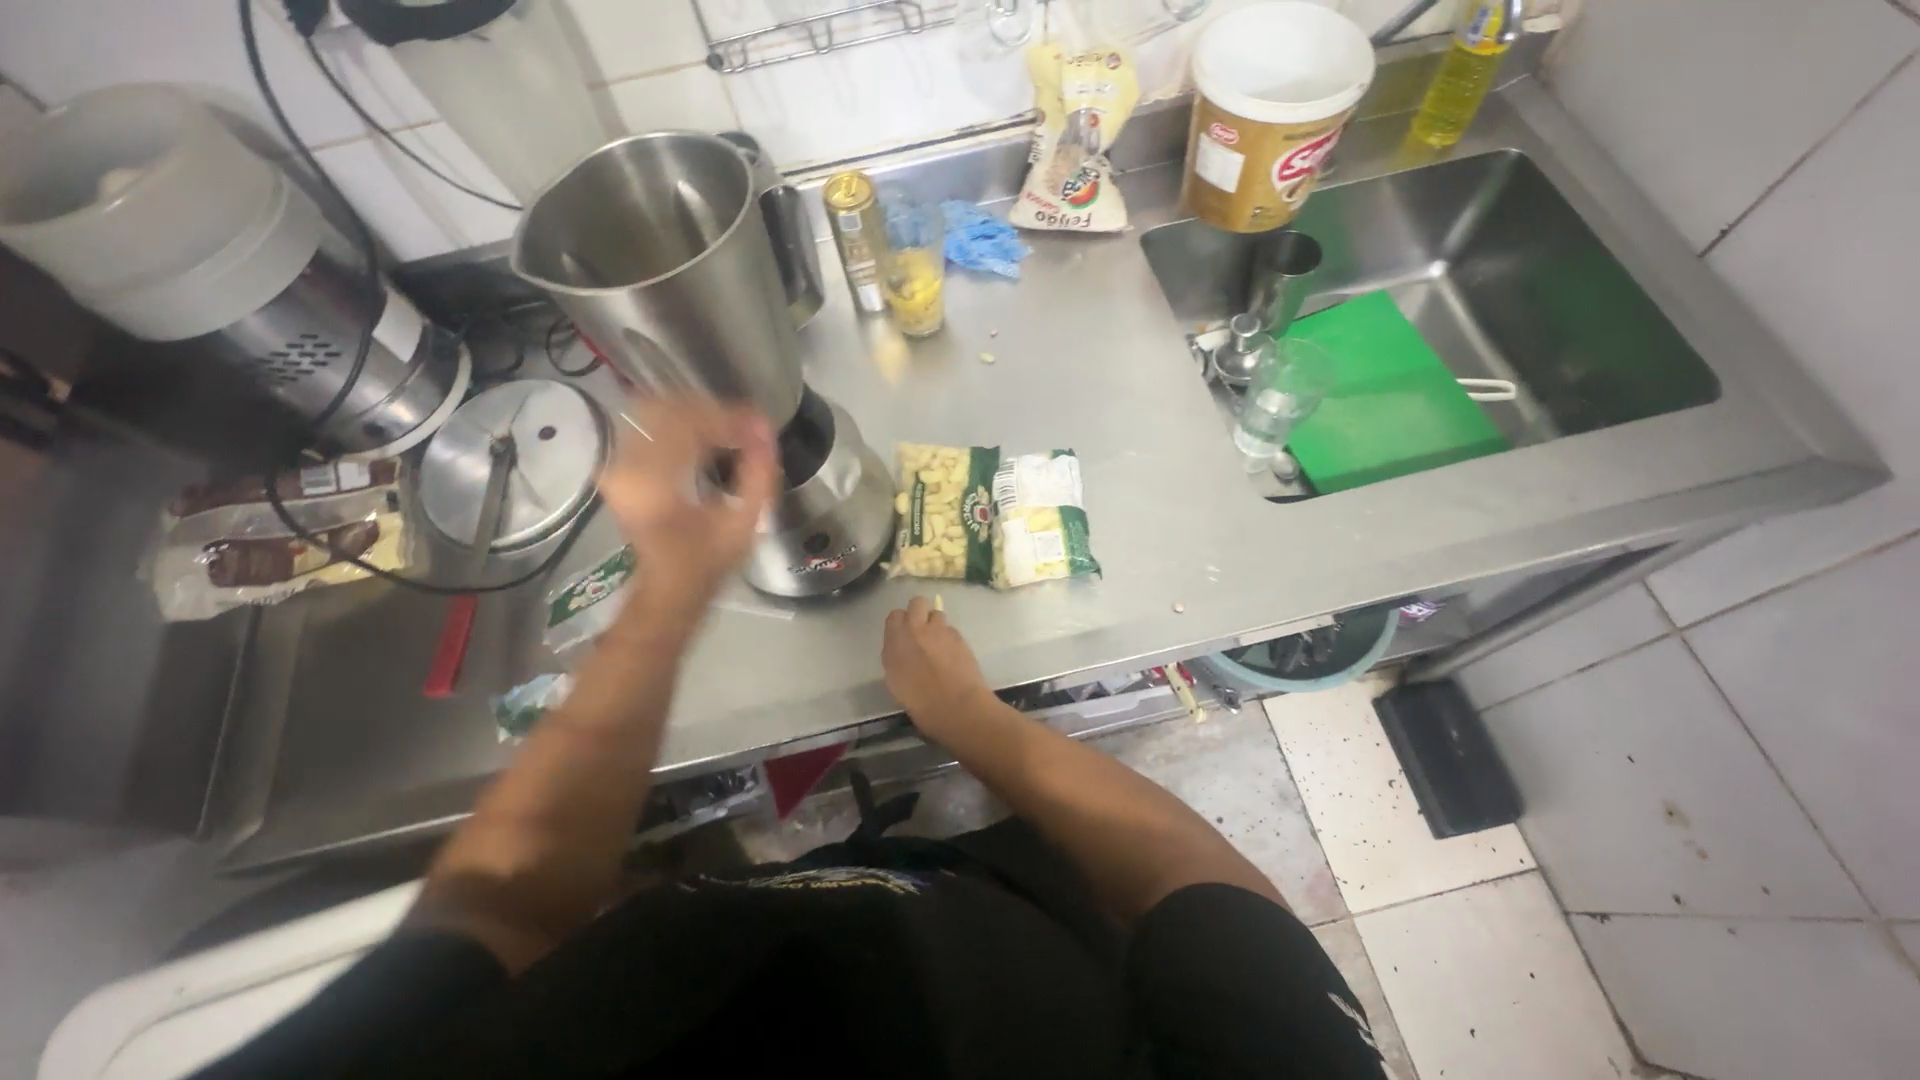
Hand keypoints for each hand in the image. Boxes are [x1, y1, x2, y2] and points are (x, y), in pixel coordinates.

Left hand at [598, 396, 777, 621]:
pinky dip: (681, 423)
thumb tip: (765, 432)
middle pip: (668, 409)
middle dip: (711, 411)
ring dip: (696, 413)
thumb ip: (759, 477)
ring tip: (727, 428)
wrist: (668, 586)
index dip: (727, 418)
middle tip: (744, 425)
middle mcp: (627, 467)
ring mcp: (617, 464)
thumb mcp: (743, 526)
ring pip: (656, 411)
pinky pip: (649, 425)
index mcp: (654, 484)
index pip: (688, 426)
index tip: (758, 424)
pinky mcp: (619, 464)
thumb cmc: (707, 562)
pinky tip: (706, 435)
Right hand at [882, 595, 994, 738]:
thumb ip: (896, 657)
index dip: (900, 623)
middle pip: (918, 602)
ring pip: (938, 614)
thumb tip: (901, 649)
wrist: (955, 705)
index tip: (903, 636)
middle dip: (919, 611)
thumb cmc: (919, 702)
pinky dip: (950, 639)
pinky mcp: (960, 637)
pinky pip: (952, 630)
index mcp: (896, 640)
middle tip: (921, 630)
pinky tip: (953, 656)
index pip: (895, 615)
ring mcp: (941, 631)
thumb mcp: (895, 680)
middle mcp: (917, 629)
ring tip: (939, 645)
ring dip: (936, 625)